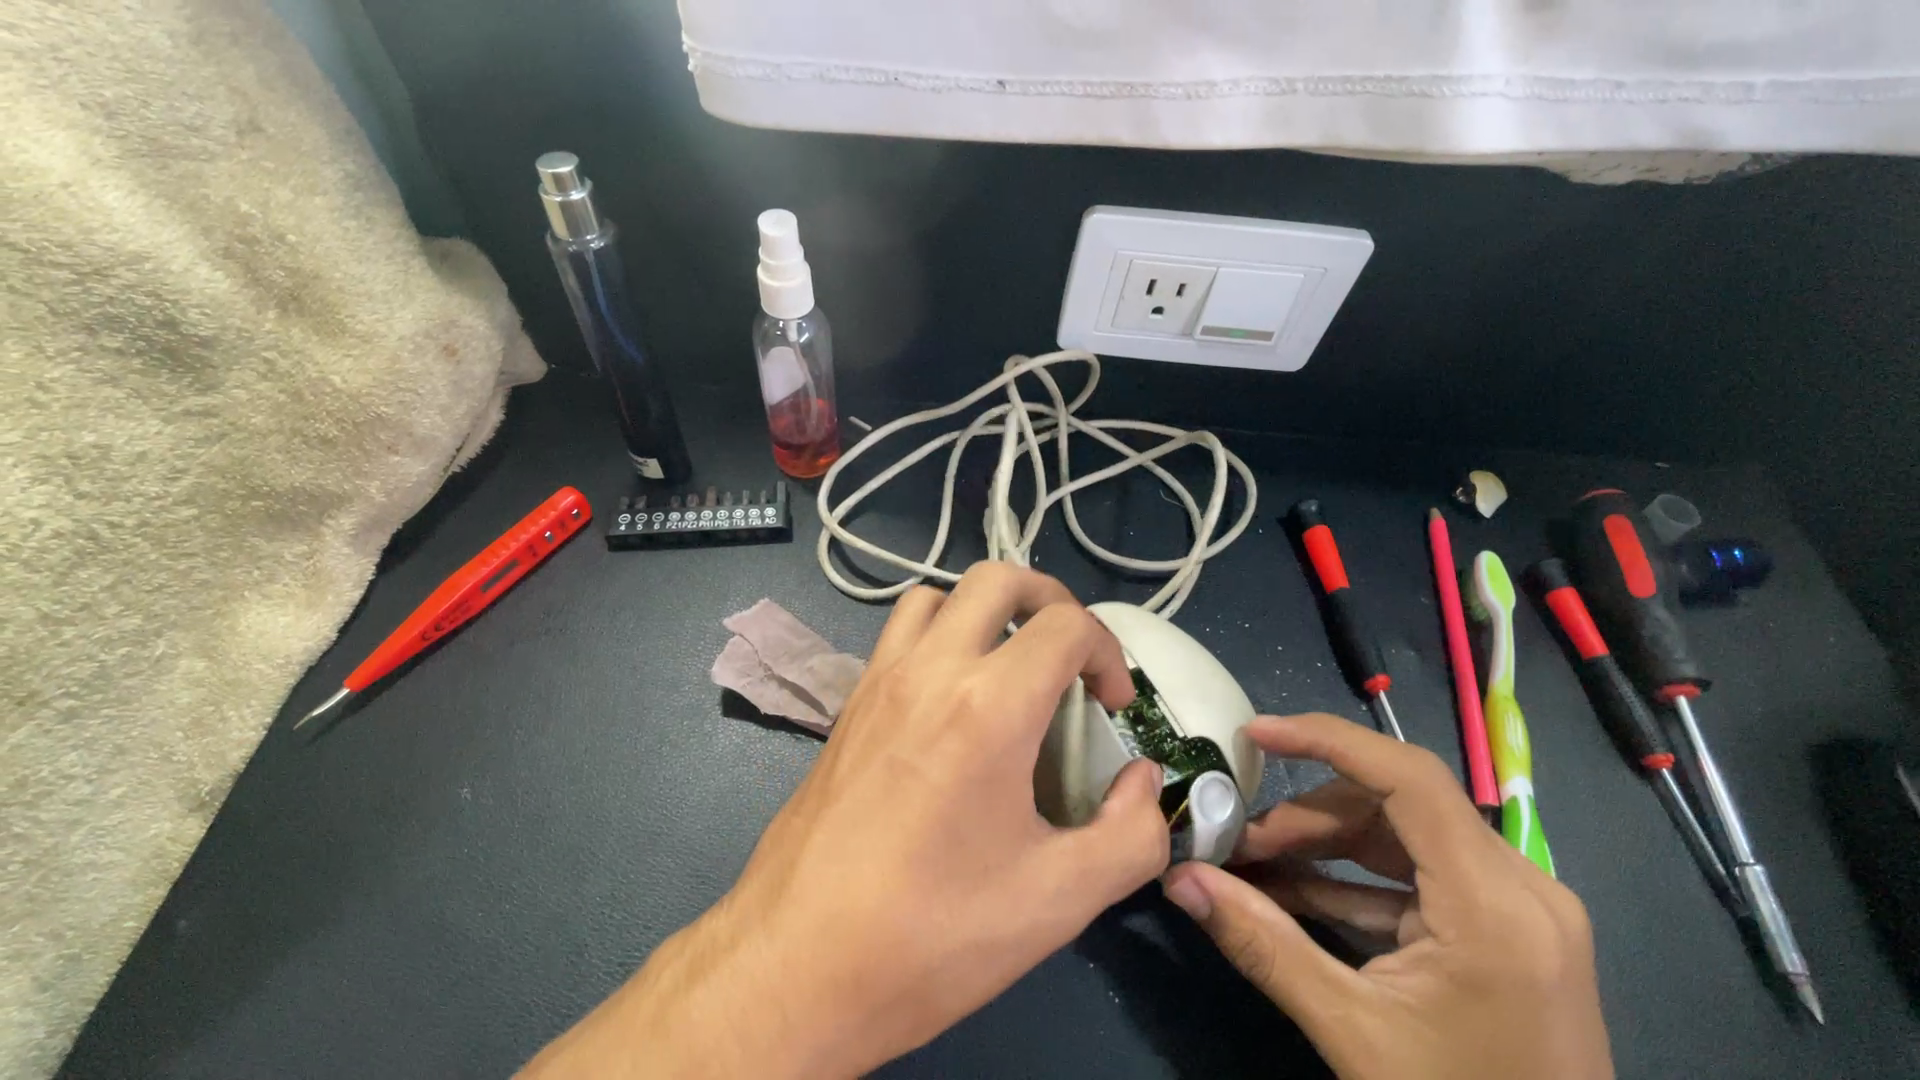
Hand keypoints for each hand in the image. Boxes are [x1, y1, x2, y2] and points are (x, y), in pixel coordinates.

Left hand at [522, 564, 1169, 1077]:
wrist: (798, 965)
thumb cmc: (933, 933)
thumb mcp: (1059, 899)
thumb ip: (1131, 835)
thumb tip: (1141, 784)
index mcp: (988, 705)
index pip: (1066, 625)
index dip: (1108, 653)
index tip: (1113, 708)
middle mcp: (929, 671)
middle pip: (997, 580)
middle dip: (1051, 602)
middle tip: (1071, 658)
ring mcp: (877, 683)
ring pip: (936, 597)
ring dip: (985, 612)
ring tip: (1010, 668)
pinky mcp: (846, 708)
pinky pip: (896, 637)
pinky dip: (937, 638)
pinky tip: (951, 704)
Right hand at [1160, 713, 1611, 1079]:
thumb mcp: (1351, 1031)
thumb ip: (1263, 946)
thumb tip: (1180, 879)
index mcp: (1494, 905)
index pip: (1409, 779)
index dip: (1326, 740)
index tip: (1254, 734)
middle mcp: (1522, 887)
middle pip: (1399, 806)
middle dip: (1309, 815)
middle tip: (1238, 842)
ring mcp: (1521, 908)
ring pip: (1407, 837)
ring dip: (1327, 844)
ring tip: (1256, 867)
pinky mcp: (1509, 930)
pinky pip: (1423, 879)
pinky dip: (1357, 880)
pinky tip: (1295, 894)